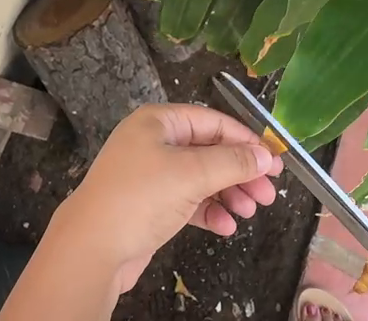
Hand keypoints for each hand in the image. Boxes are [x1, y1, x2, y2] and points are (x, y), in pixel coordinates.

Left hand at [43, 103, 284, 293]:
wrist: (93, 246)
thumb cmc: (141, 196)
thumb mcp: (190, 174)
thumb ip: (231, 162)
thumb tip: (265, 155)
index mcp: (158, 121)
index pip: (211, 121)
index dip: (244, 139)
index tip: (274, 161)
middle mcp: (154, 141)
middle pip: (208, 150)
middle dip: (239, 171)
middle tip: (268, 194)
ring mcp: (151, 174)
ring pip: (201, 177)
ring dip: (228, 193)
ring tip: (250, 212)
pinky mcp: (151, 205)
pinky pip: (188, 201)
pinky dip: (209, 211)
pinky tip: (226, 227)